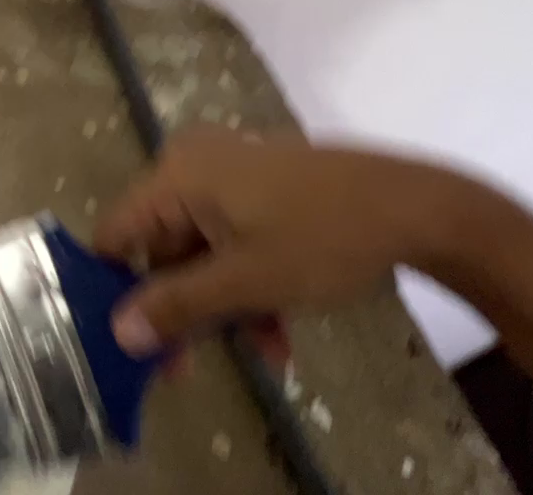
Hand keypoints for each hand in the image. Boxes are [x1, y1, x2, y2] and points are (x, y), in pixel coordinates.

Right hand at [93, 128, 480, 355]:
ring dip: (224, 304)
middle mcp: (191, 164)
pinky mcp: (258, 183)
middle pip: (161, 246)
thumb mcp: (247, 281)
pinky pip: (230, 235)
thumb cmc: (322, 237)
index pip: (116, 233)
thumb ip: (177, 306)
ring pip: (201, 249)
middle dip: (185, 307)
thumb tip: (117, 332)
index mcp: (176, 175)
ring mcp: (227, 171)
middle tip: (193, 367)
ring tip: (267, 351)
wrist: (417, 207)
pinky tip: (278, 327)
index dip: (115, 288)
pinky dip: (246, 280)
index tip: (129, 341)